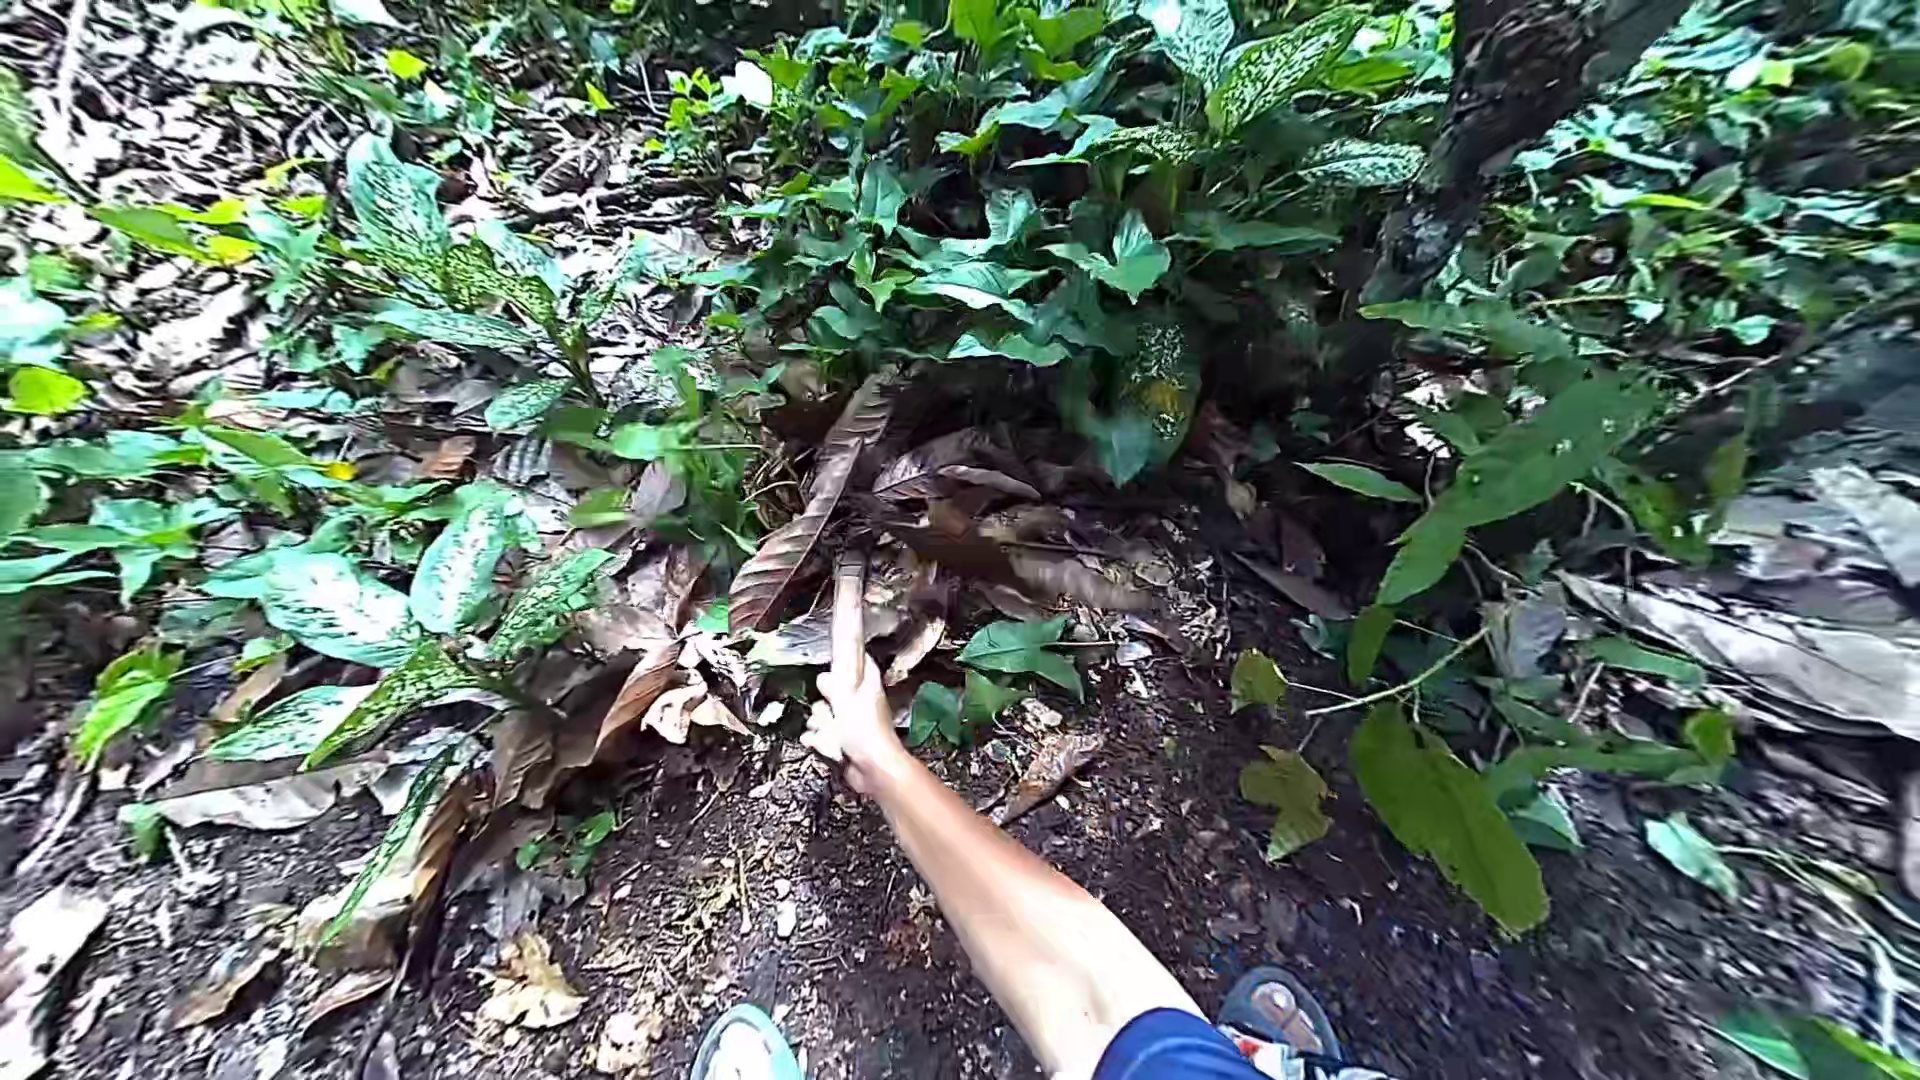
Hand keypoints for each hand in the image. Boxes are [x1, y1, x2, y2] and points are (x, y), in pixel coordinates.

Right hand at [810, 653, 910, 793]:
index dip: (844, 659)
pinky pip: (818, 734)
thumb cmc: (866, 731)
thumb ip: (834, 680)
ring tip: (833, 734)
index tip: (833, 661)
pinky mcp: (839, 740)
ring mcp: (848, 721)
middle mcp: (858, 699)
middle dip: (823, 703)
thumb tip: (828, 665)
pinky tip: (825, 746)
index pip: (857, 659)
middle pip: (828, 690)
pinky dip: (819, 741)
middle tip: (833, 711)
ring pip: (820, 713)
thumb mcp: (847, 696)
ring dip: (822, 726)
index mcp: (867, 683)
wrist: (872, 769)